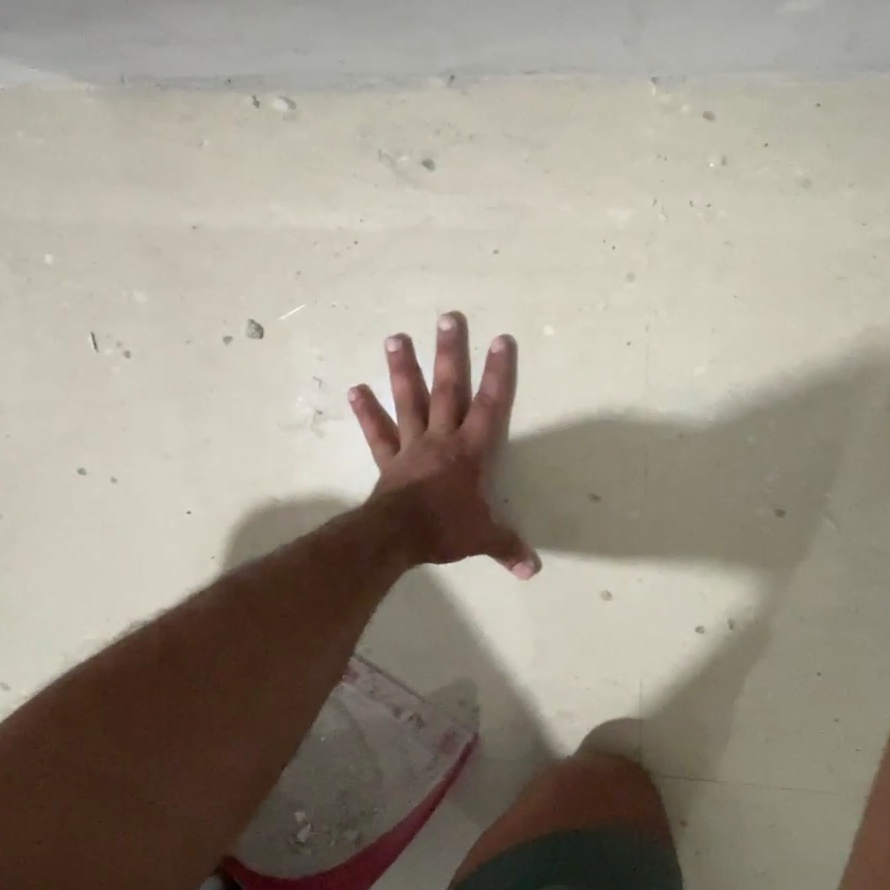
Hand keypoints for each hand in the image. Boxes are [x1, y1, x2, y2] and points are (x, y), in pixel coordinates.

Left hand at [348, 312, 540, 578]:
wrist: (396, 537)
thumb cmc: (445, 529)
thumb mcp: (484, 538)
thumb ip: (508, 547)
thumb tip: (533, 570)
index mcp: (471, 451)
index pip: (490, 406)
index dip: (498, 373)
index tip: (500, 340)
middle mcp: (442, 439)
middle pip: (447, 390)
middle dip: (450, 354)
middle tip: (447, 318)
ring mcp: (412, 447)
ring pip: (409, 401)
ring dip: (403, 370)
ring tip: (396, 338)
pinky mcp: (389, 461)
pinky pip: (378, 434)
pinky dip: (367, 412)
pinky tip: (355, 389)